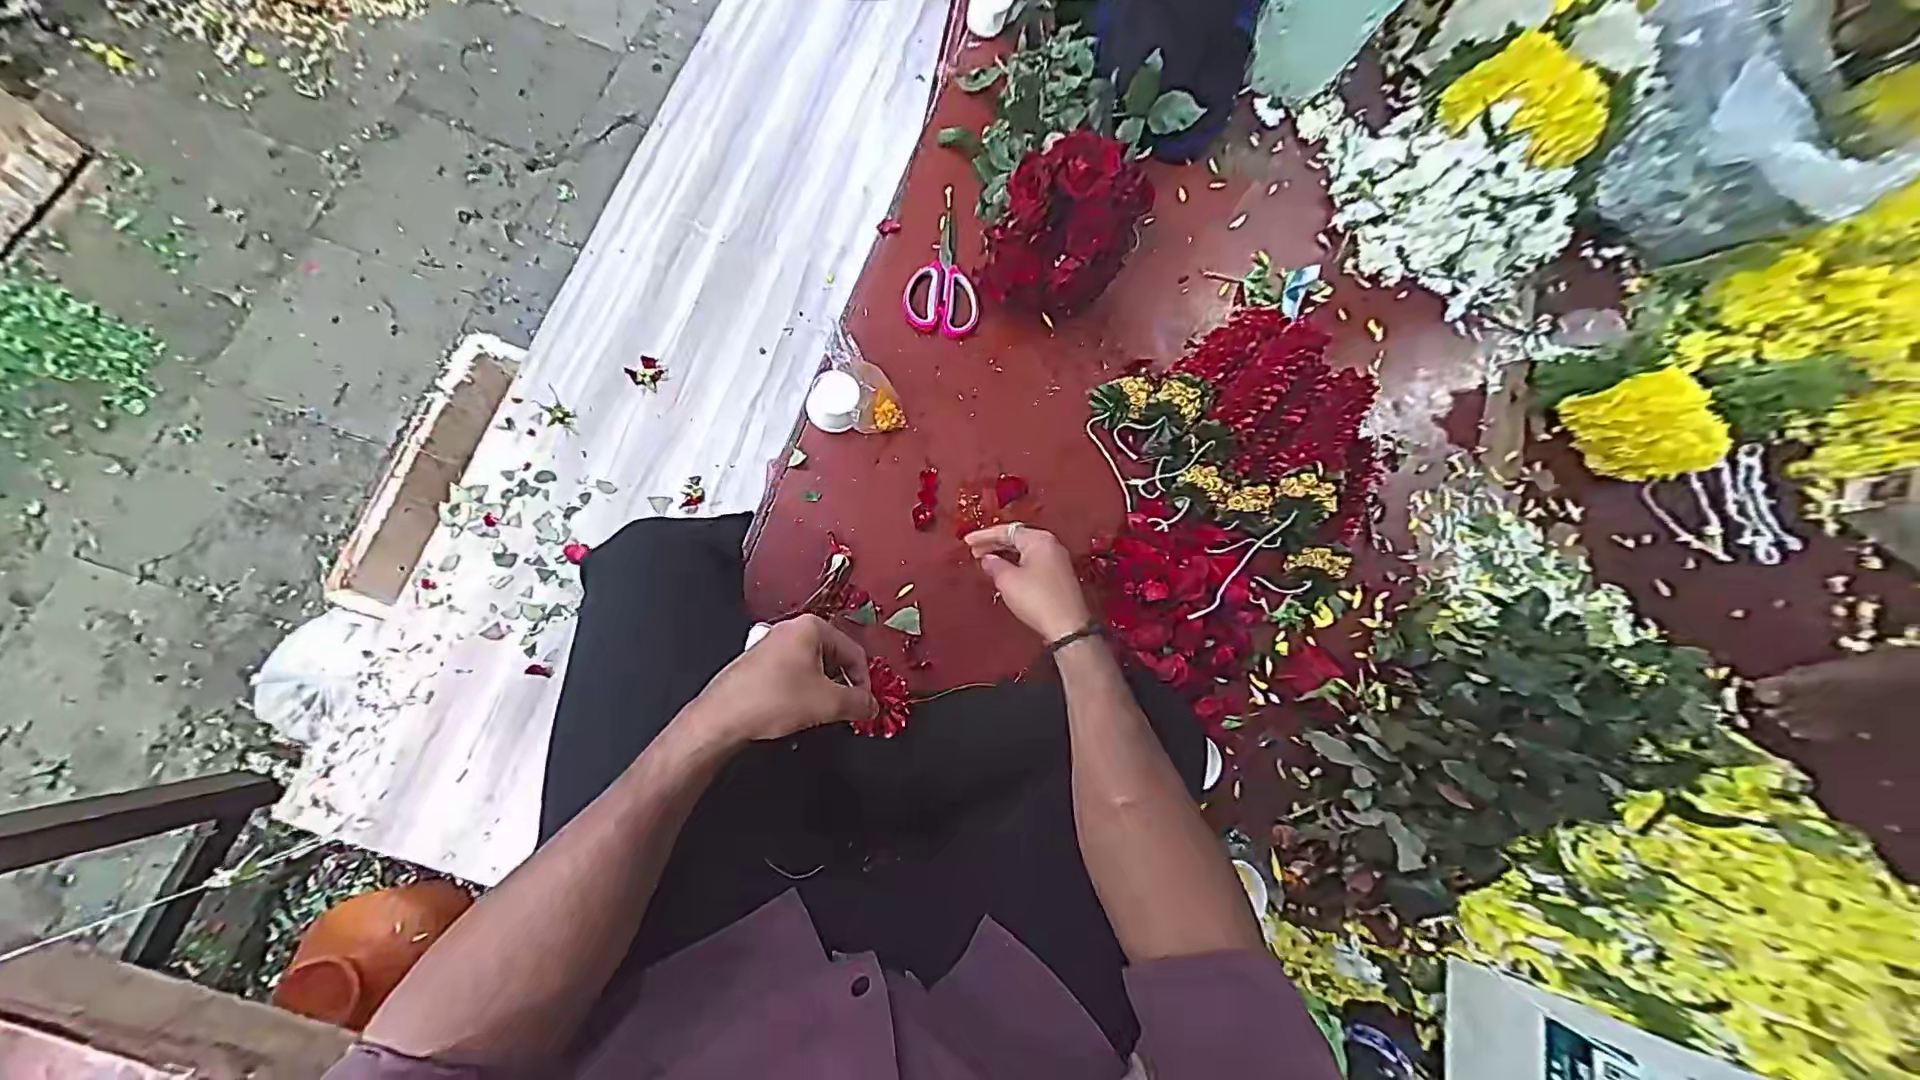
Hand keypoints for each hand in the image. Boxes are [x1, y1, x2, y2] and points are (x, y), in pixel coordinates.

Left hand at [688, 615, 875, 743]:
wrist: (721, 718)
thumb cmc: (771, 701)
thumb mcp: (827, 703)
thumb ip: (858, 702)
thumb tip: (871, 705)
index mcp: (812, 627)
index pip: (854, 652)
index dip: (864, 682)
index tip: (865, 705)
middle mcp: (793, 629)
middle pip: (835, 658)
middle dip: (843, 686)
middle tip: (846, 710)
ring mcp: (775, 644)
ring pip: (815, 667)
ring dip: (824, 690)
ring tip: (820, 713)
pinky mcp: (761, 662)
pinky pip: (796, 672)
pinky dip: (804, 691)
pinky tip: (798, 711)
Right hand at [964, 523, 1093, 642]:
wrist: (1067, 625)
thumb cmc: (1036, 598)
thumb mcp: (1007, 580)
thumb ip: (994, 565)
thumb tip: (988, 559)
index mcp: (1038, 539)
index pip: (1007, 531)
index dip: (984, 536)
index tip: (967, 541)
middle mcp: (1050, 544)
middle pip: (1017, 538)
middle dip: (993, 544)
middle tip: (973, 551)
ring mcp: (1056, 560)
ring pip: (1024, 550)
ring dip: (1004, 554)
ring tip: (984, 560)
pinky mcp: (1058, 575)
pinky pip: (1031, 561)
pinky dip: (1015, 563)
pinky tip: (1003, 571)